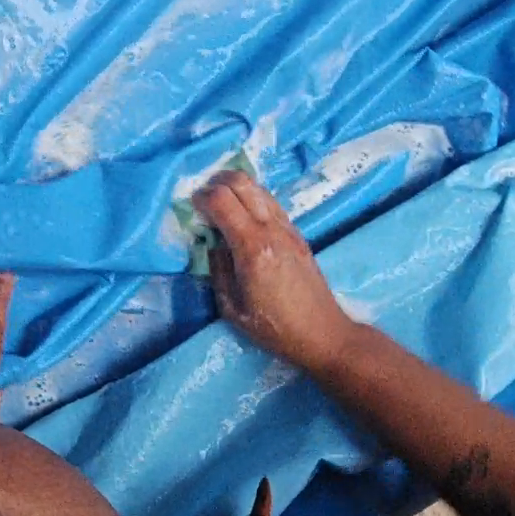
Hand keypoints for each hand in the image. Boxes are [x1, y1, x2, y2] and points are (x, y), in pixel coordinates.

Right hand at [192, 171, 357, 372]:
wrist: (323, 333)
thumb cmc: (274, 328)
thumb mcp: (232, 308)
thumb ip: (217, 271)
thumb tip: (212, 244)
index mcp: (252, 249)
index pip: (222, 201)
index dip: (202, 197)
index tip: (192, 206)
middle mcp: (271, 230)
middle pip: (242, 182)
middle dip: (217, 181)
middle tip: (204, 197)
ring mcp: (288, 229)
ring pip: (259, 187)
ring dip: (237, 187)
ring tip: (222, 203)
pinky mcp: (297, 233)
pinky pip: (270, 203)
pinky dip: (252, 199)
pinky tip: (243, 215)